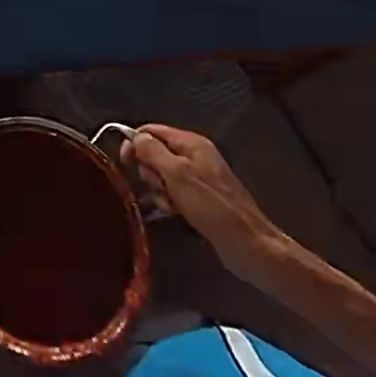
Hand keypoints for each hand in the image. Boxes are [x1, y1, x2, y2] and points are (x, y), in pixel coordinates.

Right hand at [119, 124, 293, 283]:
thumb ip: (153, 151)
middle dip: (150, 171)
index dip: (134, 143)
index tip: (125, 163)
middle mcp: (195, 155)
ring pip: (162, 174)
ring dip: (158, 189)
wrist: (250, 245)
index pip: (152, 131)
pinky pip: (173, 191)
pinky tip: (172, 212)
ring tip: (168, 205)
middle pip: (155, 153)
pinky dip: (168, 200)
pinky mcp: (201, 198)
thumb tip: (136, 137)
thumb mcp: (177, 175)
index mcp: (192, 143)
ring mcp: (199, 177)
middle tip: (159, 189)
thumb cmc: (212, 207)